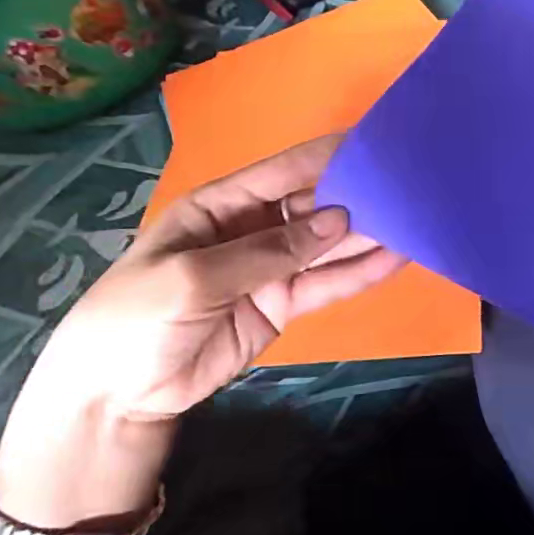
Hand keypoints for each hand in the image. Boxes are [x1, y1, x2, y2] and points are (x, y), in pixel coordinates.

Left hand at [0, 136, 405, 525]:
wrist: (118, 391)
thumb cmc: (137, 316)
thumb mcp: (195, 276)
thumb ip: (267, 251)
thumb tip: (338, 221)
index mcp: (219, 206)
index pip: (281, 172)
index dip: (325, 157)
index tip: (373, 143)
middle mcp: (250, 229)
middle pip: (310, 207)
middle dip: (355, 196)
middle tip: (408, 185)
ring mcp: (268, 270)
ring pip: (325, 247)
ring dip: (366, 235)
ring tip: (415, 219)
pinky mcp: (280, 307)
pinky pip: (323, 286)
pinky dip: (357, 275)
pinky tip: (395, 259)